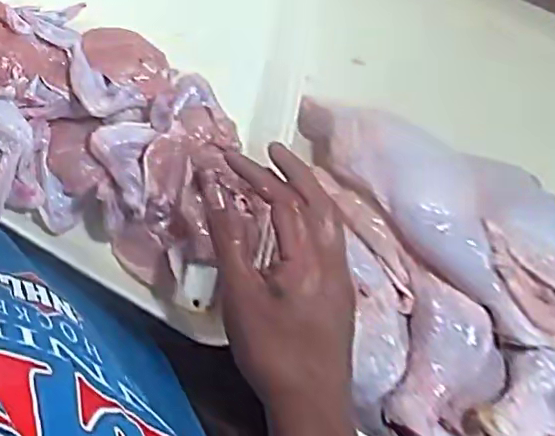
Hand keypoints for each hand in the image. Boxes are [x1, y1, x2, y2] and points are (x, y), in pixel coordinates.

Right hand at [204, 143, 354, 435]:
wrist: (311, 406)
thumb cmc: (270, 347)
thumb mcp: (240, 290)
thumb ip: (227, 234)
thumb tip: (213, 185)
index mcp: (309, 260)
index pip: (284, 200)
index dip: (254, 173)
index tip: (226, 157)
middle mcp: (333, 263)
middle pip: (319, 203)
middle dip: (294, 171)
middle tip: (270, 147)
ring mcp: (341, 280)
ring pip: (330, 220)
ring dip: (307, 190)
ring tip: (283, 172)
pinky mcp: (339, 293)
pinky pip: (330, 236)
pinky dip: (313, 212)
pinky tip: (298, 216)